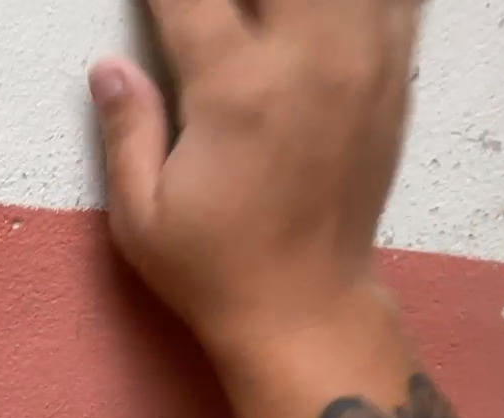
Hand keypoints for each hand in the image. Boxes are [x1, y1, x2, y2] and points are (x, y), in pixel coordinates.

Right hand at [90, 0, 421, 362]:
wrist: (298, 302)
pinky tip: (315, 13)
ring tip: (255, 13)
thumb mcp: (139, 214)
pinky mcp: (397, 69)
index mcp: (235, 91)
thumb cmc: (204, 265)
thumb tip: (106, 67)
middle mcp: (311, 54)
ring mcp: (367, 55)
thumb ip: (126, 131)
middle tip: (200, 6)